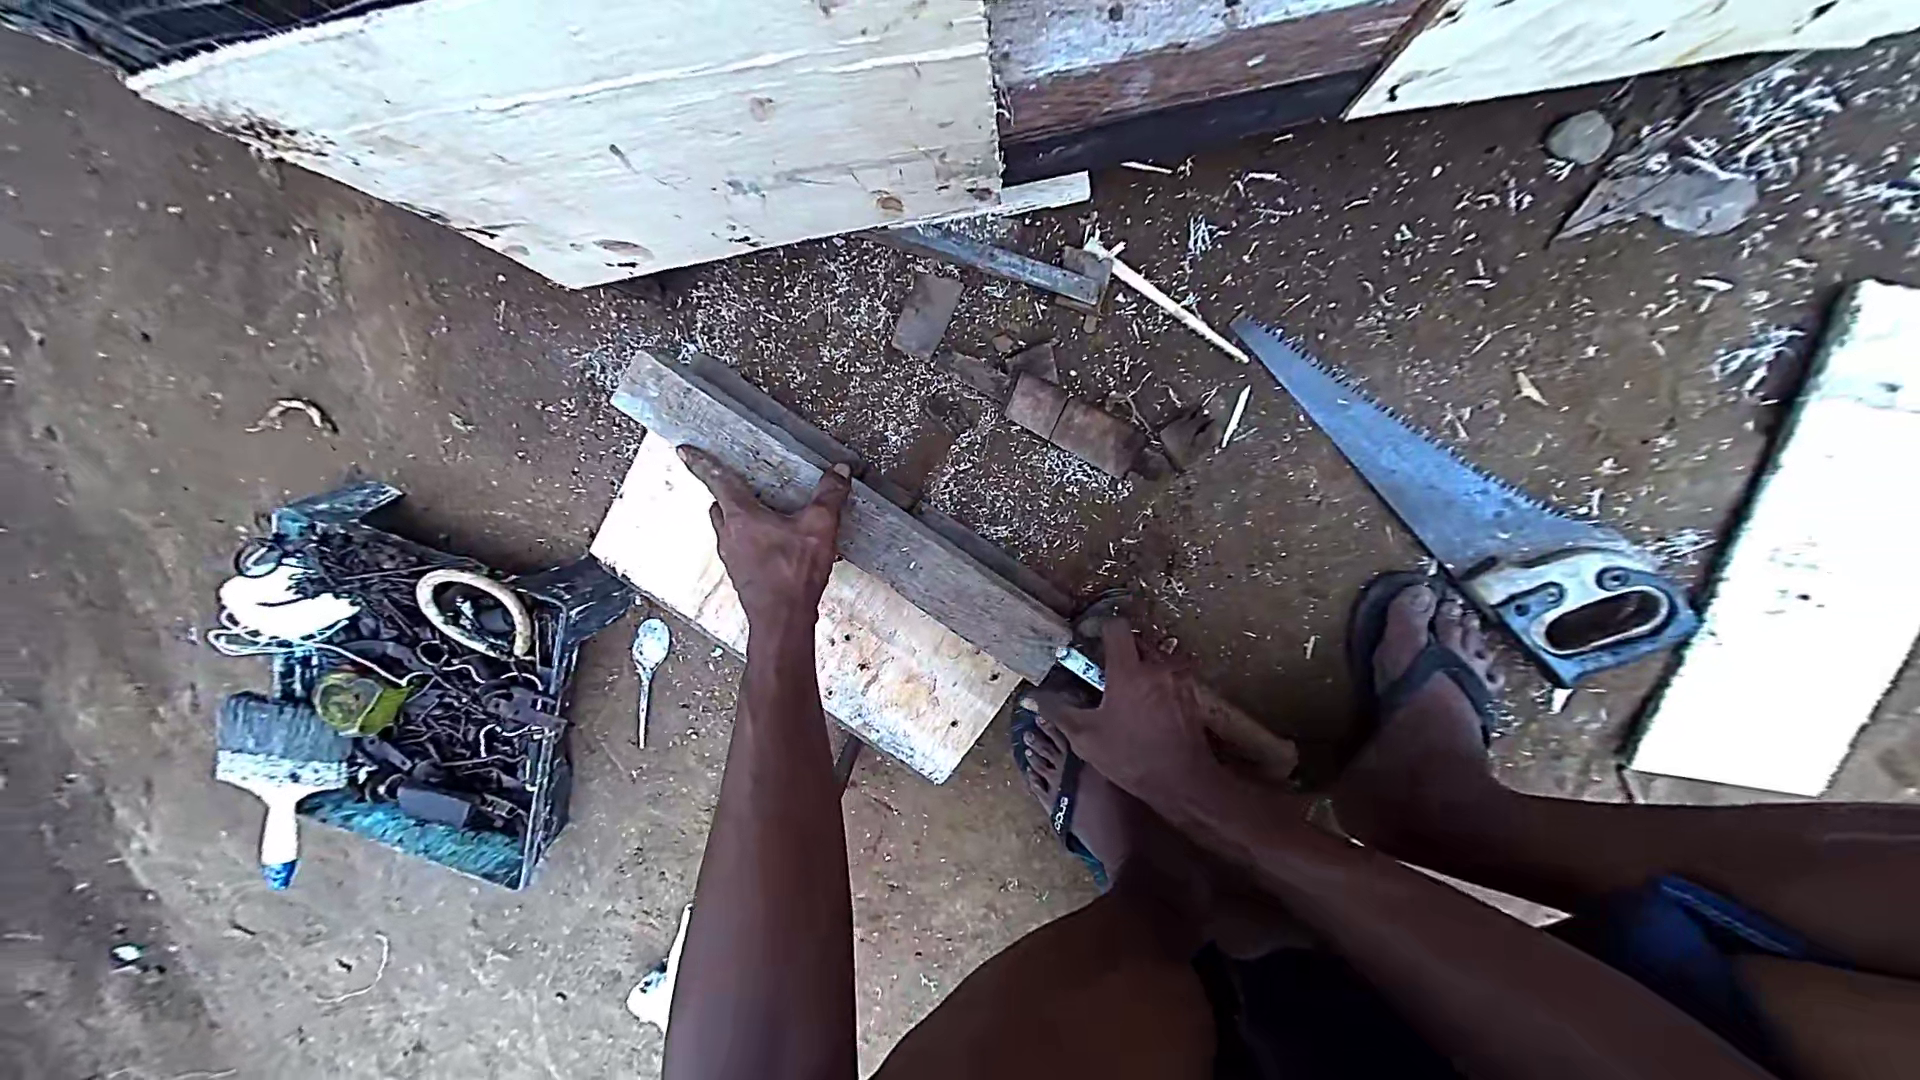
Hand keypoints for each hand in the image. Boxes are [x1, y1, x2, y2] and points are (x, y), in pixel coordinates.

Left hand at [678, 446, 851, 633]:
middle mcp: (730, 536)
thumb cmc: (793, 574)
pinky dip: (755, 543)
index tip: (685, 451)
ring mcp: (734, 559)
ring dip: (743, 521)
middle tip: (741, 487)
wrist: (783, 620)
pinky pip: (743, 551)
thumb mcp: (819, 527)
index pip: (716, 480)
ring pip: (730, 530)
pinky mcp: (744, 577)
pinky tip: (780, 548)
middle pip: (720, 507)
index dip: (701, 463)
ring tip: (769, 518)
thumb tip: (839, 472)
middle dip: (727, 495)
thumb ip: (829, 496)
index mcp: (741, 517)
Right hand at [1035, 619, 1233, 822]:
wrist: (1184, 782)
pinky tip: (1148, 705)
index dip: (1100, 628)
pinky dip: (1159, 681)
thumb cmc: (1132, 758)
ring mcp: (1179, 679)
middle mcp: (1157, 667)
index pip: (1115, 627)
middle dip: (1120, 650)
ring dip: (1141, 665)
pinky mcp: (1192, 693)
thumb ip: (1058, 711)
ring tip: (1128, 689)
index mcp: (1128, 671)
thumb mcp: (1086, 737)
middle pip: (1136, 639)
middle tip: (1105, 671)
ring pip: (1156, 656)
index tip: (1090, 641)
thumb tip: (1034, 698)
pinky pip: (1172, 674)